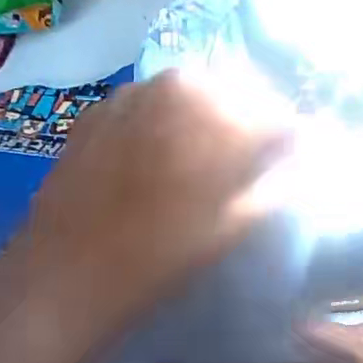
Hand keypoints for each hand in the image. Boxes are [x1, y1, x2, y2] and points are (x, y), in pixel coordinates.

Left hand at [0, 70, 290, 351]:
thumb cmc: (158, 260)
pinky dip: (163, 118)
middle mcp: (182, 89)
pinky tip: (154, 153)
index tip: (285, 161)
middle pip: (236, 93)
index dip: (287, 141)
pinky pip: (149, 101)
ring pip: (190, 91)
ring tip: (198, 155)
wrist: (66, 272)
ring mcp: (135, 92)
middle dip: (247, 120)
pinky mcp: (101, 108)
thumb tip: (296, 163)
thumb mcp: (229, 230)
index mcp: (225, 121)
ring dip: (204, 115)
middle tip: (242, 159)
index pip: (279, 117)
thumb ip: (273, 187)